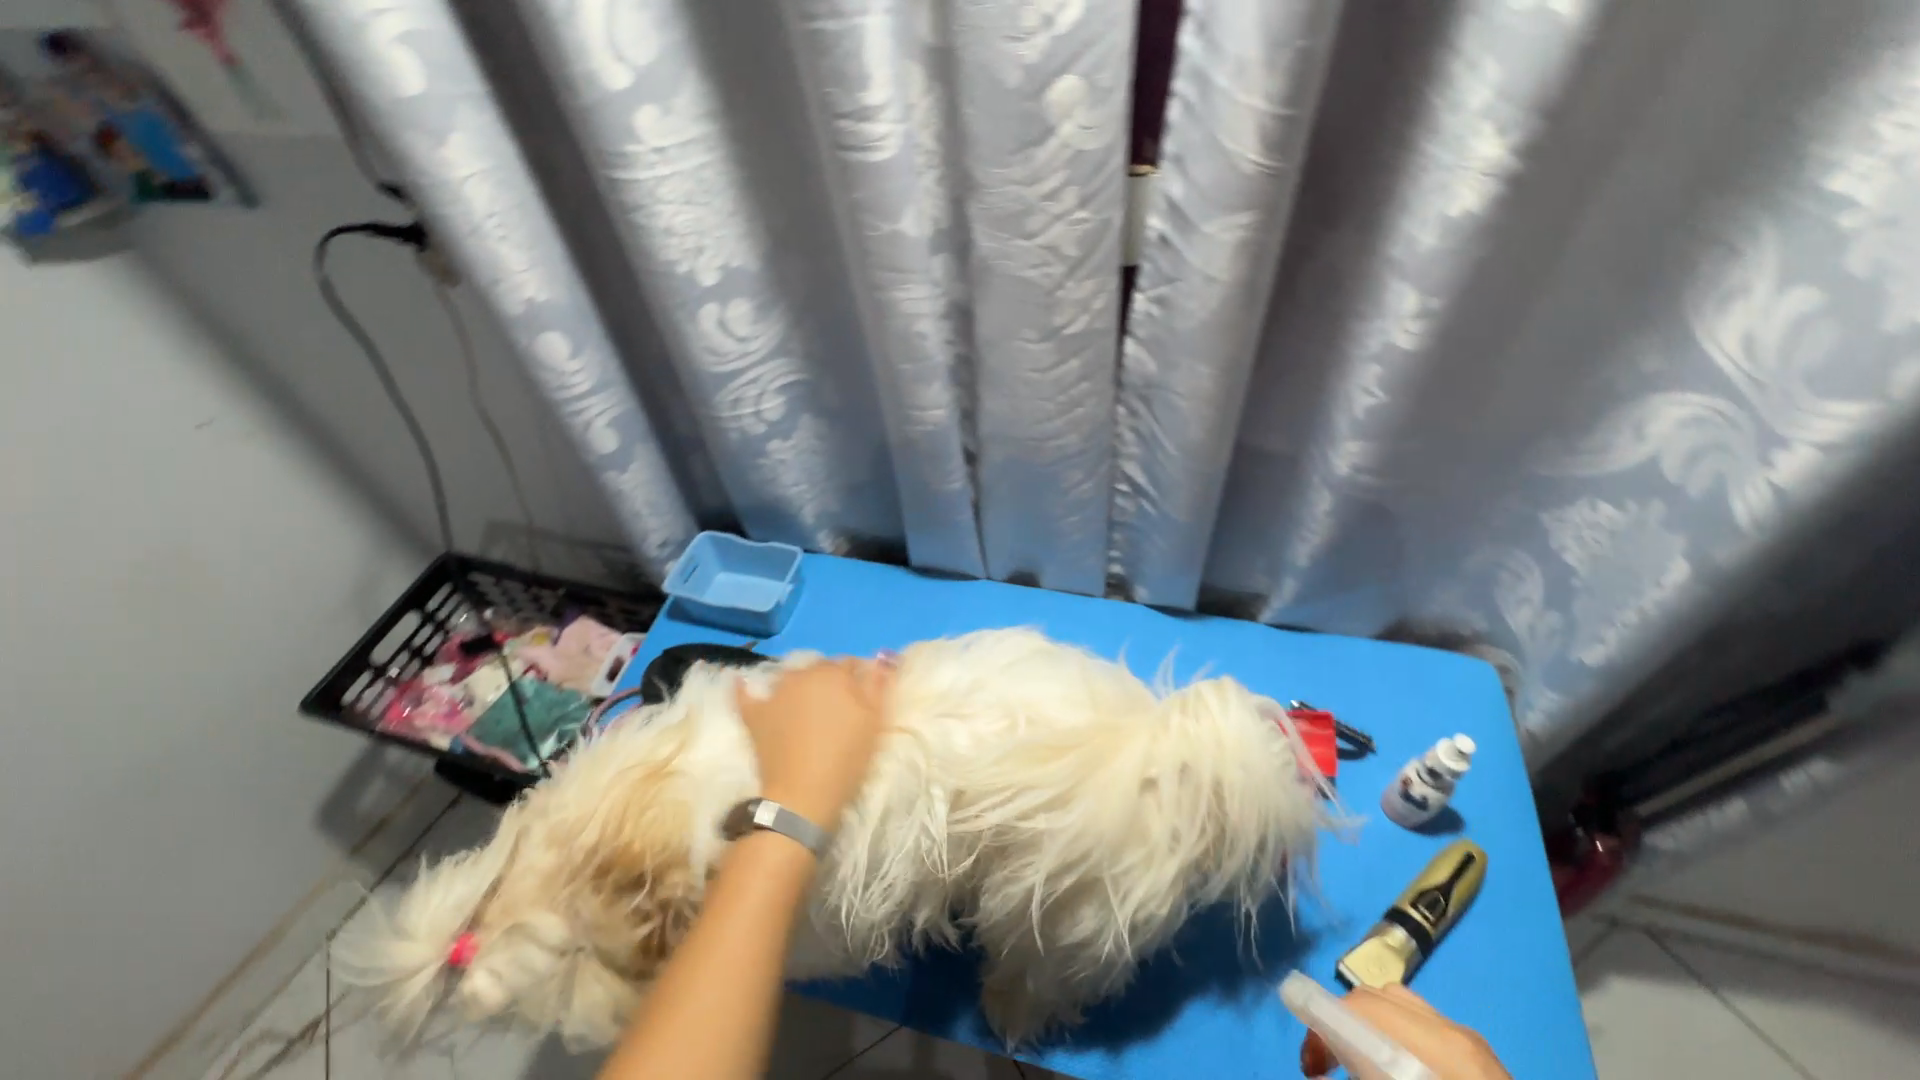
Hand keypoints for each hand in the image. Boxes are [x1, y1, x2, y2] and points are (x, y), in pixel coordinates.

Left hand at [735, 657, 894, 832]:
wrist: (804, 795)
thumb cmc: (846, 758)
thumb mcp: (875, 720)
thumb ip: (878, 683)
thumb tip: (881, 654)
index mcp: (833, 674)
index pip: (851, 664)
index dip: (860, 679)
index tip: (866, 699)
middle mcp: (801, 675)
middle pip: (820, 669)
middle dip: (831, 681)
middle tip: (841, 708)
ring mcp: (774, 694)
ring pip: (790, 678)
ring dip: (800, 685)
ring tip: (809, 708)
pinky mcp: (754, 716)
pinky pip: (745, 695)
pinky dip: (745, 689)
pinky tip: (742, 683)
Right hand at [1303, 984, 1510, 1079]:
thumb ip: (1361, 1077)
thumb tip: (1320, 1075)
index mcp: (1433, 1051)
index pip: (1360, 1008)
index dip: (1321, 1027)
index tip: (1311, 1069)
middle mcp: (1453, 1035)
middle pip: (1376, 1000)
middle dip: (1340, 1025)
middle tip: (1326, 1068)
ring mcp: (1472, 1044)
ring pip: (1400, 1006)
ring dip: (1368, 1027)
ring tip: (1360, 1069)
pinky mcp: (1484, 1059)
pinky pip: (1426, 1025)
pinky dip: (1397, 1036)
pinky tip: (1397, 1072)